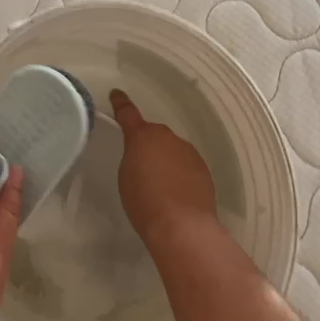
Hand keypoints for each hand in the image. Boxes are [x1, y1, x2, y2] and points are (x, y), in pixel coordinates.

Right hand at [110, 89, 218, 250]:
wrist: (182, 226)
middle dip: (148, 147)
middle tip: (142, 170)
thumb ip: (133, 158)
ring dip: (166, 162)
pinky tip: (177, 196)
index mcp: (142, 136)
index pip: (128, 113)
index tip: (117, 94)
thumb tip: (144, 157)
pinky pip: (186, 166)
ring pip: (172, 150)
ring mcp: (188, 151)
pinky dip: (180, 175)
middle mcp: (166, 137)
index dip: (121, 104)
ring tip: (161, 189)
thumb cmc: (144, 202)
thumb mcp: (127, 178)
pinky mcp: (203, 168)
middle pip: (154, 135)